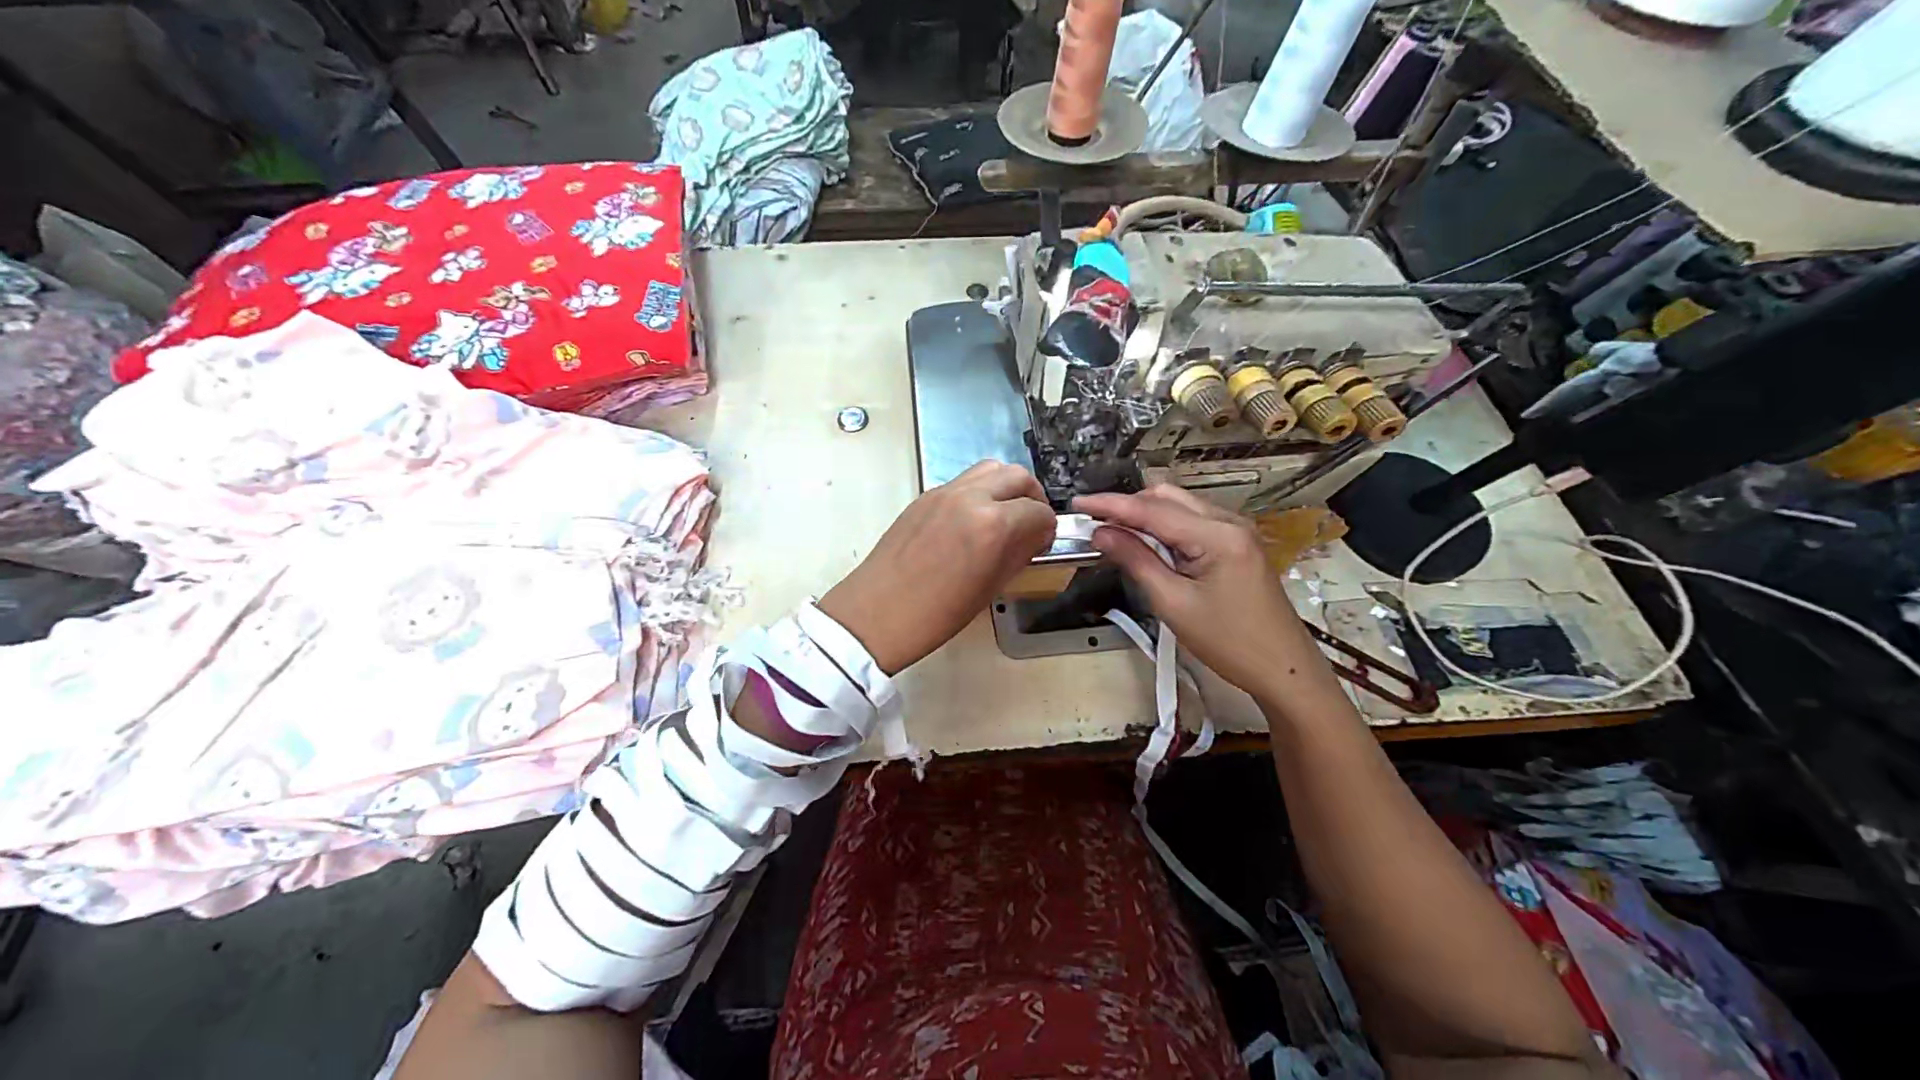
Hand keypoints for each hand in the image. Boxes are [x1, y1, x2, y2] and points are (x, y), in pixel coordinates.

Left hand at [819, 461, 1054, 674]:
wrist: (876, 614)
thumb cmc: (936, 615)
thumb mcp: (989, 589)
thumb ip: (1017, 555)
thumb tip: (1034, 539)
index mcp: (992, 525)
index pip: (1038, 512)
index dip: (1047, 529)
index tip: (1044, 542)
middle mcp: (971, 498)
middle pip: (1017, 477)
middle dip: (1032, 498)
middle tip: (1031, 523)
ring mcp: (944, 493)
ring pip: (990, 469)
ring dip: (1006, 487)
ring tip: (1005, 515)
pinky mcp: (924, 496)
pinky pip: (963, 482)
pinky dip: (979, 492)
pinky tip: (975, 521)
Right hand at [1074, 485, 1335, 708]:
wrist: (1282, 667)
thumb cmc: (1228, 642)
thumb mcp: (1173, 603)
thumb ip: (1136, 560)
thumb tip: (1102, 533)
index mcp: (1217, 535)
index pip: (1152, 510)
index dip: (1110, 505)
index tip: (1077, 503)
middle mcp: (1229, 522)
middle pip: (1167, 497)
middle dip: (1127, 506)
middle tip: (1093, 524)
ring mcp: (1236, 531)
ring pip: (1179, 506)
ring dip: (1145, 515)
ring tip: (1112, 533)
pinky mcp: (1237, 543)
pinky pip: (1192, 522)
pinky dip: (1164, 527)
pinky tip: (1145, 543)